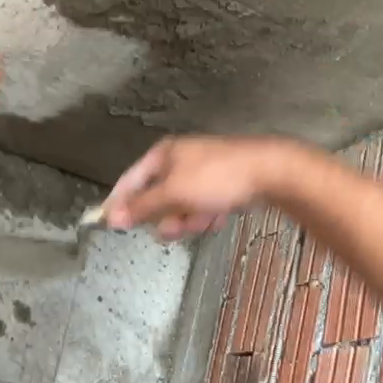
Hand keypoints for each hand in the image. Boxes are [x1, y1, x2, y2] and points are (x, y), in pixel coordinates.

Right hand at [102, 136, 293, 239]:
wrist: (272, 173)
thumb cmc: (218, 178)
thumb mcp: (173, 194)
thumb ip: (140, 207)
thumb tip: (110, 217)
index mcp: (163, 154)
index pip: (130, 181)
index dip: (119, 203)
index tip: (110, 224)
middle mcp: (180, 159)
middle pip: (157, 196)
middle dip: (165, 216)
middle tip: (174, 227)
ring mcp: (202, 170)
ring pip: (181, 205)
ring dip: (188, 218)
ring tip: (203, 220)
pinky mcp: (222, 183)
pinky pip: (203, 205)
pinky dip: (208, 214)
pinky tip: (219, 216)